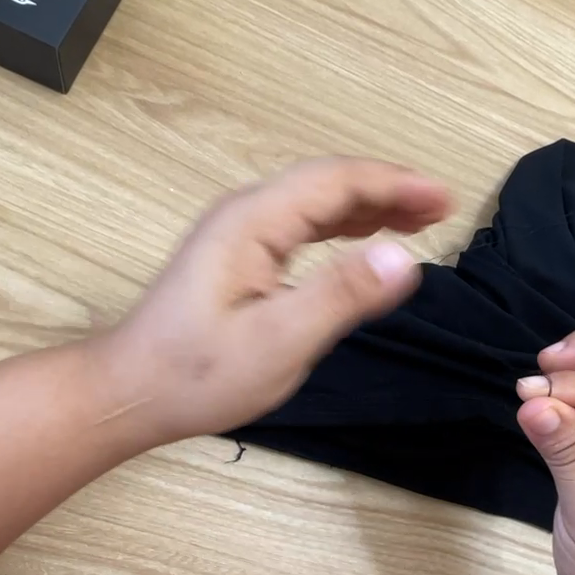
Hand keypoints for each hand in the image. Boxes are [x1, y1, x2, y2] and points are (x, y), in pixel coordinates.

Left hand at [91, 158, 449, 446]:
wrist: (130, 392)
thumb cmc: (198, 374)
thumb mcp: (279, 341)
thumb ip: (341, 296)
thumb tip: (405, 259)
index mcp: (254, 222)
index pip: (336, 183)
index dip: (395, 184)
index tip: (444, 197)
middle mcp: (246, 214)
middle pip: (328, 183)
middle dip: (388, 189)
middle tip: (441, 206)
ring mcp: (240, 233)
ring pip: (316, 202)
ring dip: (369, 205)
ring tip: (419, 218)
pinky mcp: (241, 256)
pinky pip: (303, 225)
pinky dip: (344, 226)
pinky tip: (365, 236)